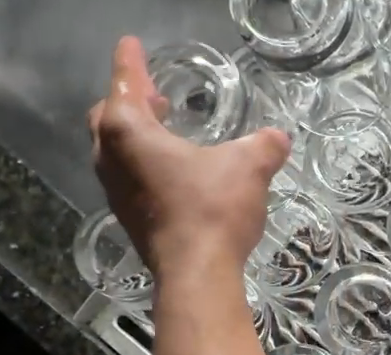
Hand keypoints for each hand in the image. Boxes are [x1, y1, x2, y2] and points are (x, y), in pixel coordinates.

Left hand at [87, 37, 288, 277]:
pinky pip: (130, 181)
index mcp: (128, 130)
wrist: (197, 273)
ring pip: (117, 152)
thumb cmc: (211, 210)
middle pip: (110, 117)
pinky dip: (145, 169)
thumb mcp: (247, 169)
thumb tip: (280, 138)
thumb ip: (263, 148)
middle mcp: (111, 156)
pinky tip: (171, 177)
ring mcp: (116, 192)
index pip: (125, 81)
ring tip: (163, 135)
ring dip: (137, 139)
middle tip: (152, 96)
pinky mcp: (131, 222)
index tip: (132, 45)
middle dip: (130, 102)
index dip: (131, 61)